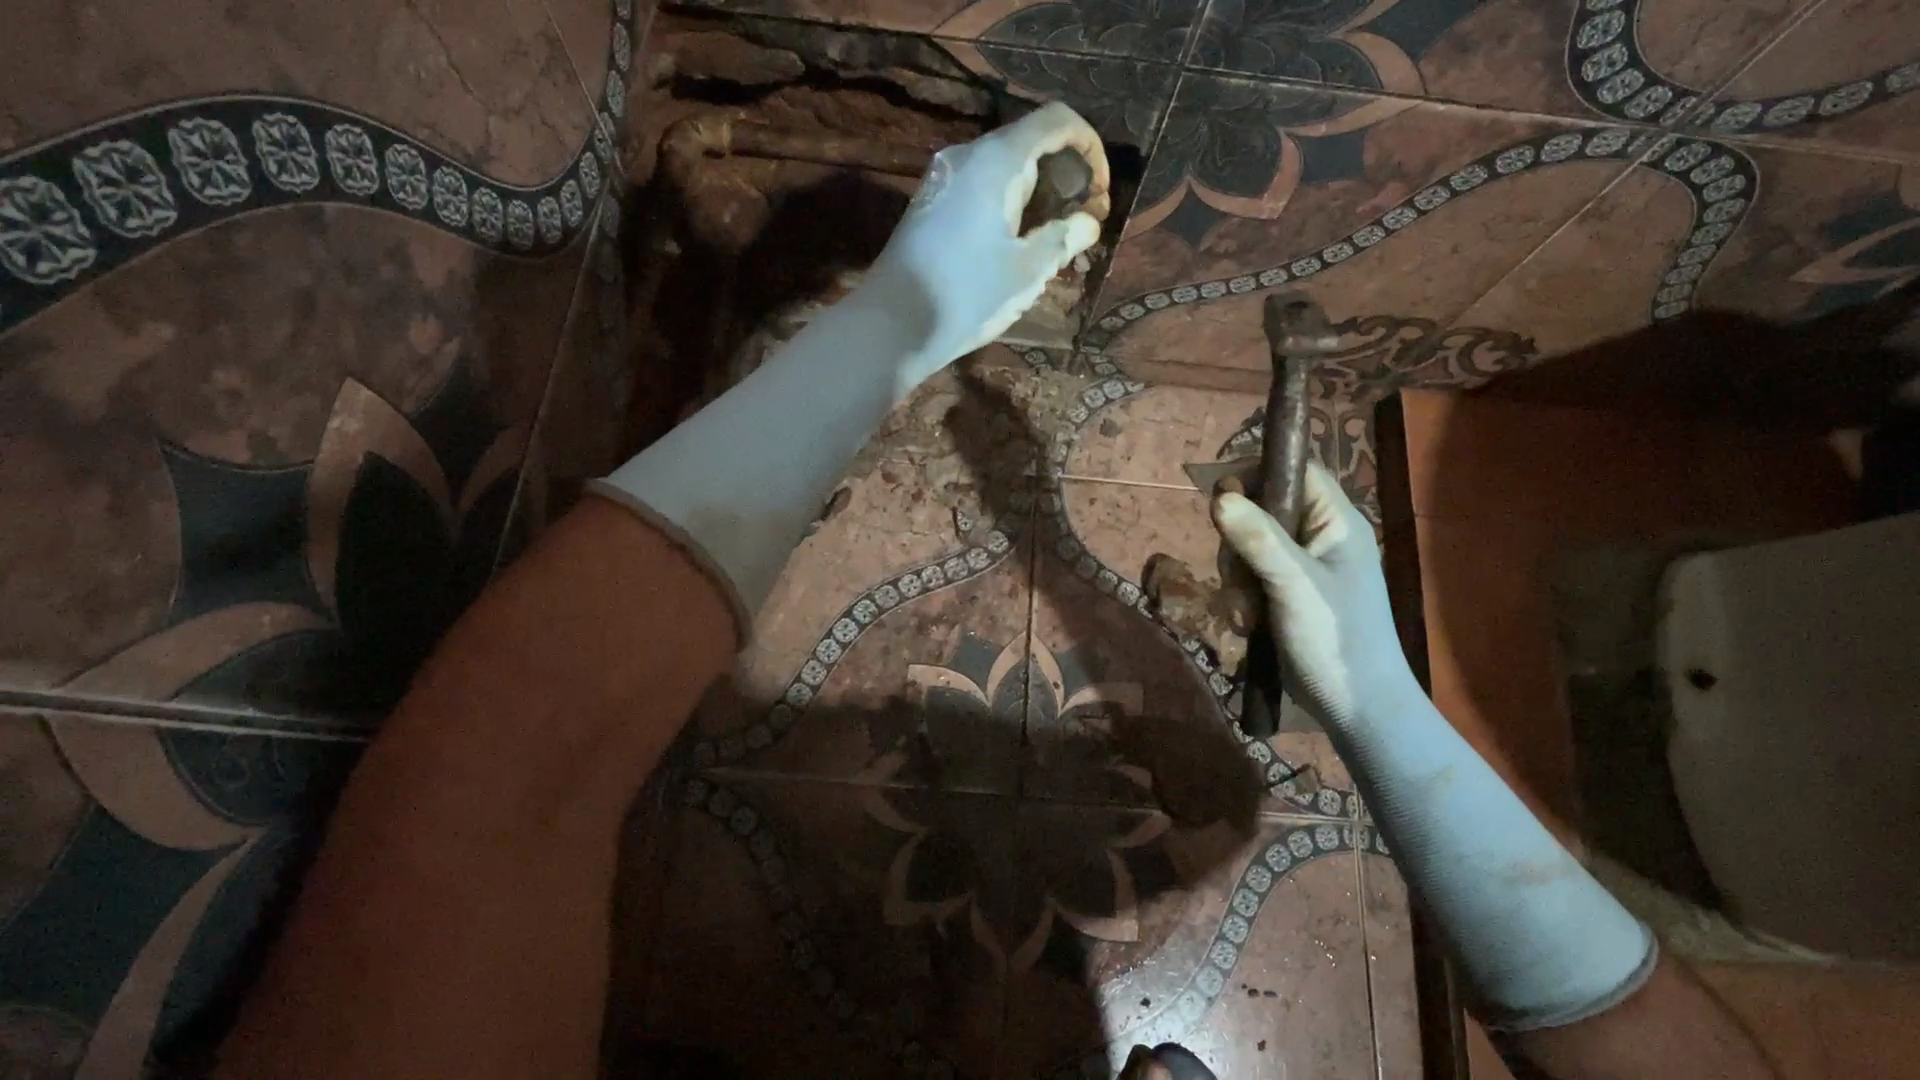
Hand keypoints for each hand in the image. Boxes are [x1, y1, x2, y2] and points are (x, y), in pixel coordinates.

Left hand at [862, 101, 1109, 386]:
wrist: (891, 324)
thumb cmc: (966, 294)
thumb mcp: (1027, 270)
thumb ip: (1064, 238)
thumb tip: (1088, 222)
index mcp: (997, 160)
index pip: (1056, 121)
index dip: (1089, 148)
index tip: (1100, 194)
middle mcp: (968, 156)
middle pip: (1030, 142)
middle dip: (1066, 175)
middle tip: (1084, 222)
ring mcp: (944, 180)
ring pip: (1005, 168)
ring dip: (1039, 193)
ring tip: (1057, 238)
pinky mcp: (931, 206)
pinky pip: (982, 189)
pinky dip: (1010, 204)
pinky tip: (1019, 244)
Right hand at [1210, 464, 1419, 730]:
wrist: (1357, 707)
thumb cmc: (1336, 638)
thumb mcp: (1294, 584)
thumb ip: (1259, 538)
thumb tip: (1220, 494)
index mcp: (1337, 521)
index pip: (1296, 470)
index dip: (1257, 472)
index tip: (1219, 493)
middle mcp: (1321, 536)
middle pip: (1263, 507)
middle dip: (1239, 537)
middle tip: (1237, 570)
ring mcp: (1304, 568)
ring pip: (1250, 544)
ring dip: (1236, 573)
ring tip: (1245, 608)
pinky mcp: (1288, 595)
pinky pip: (1251, 576)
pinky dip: (1242, 595)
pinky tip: (1248, 621)